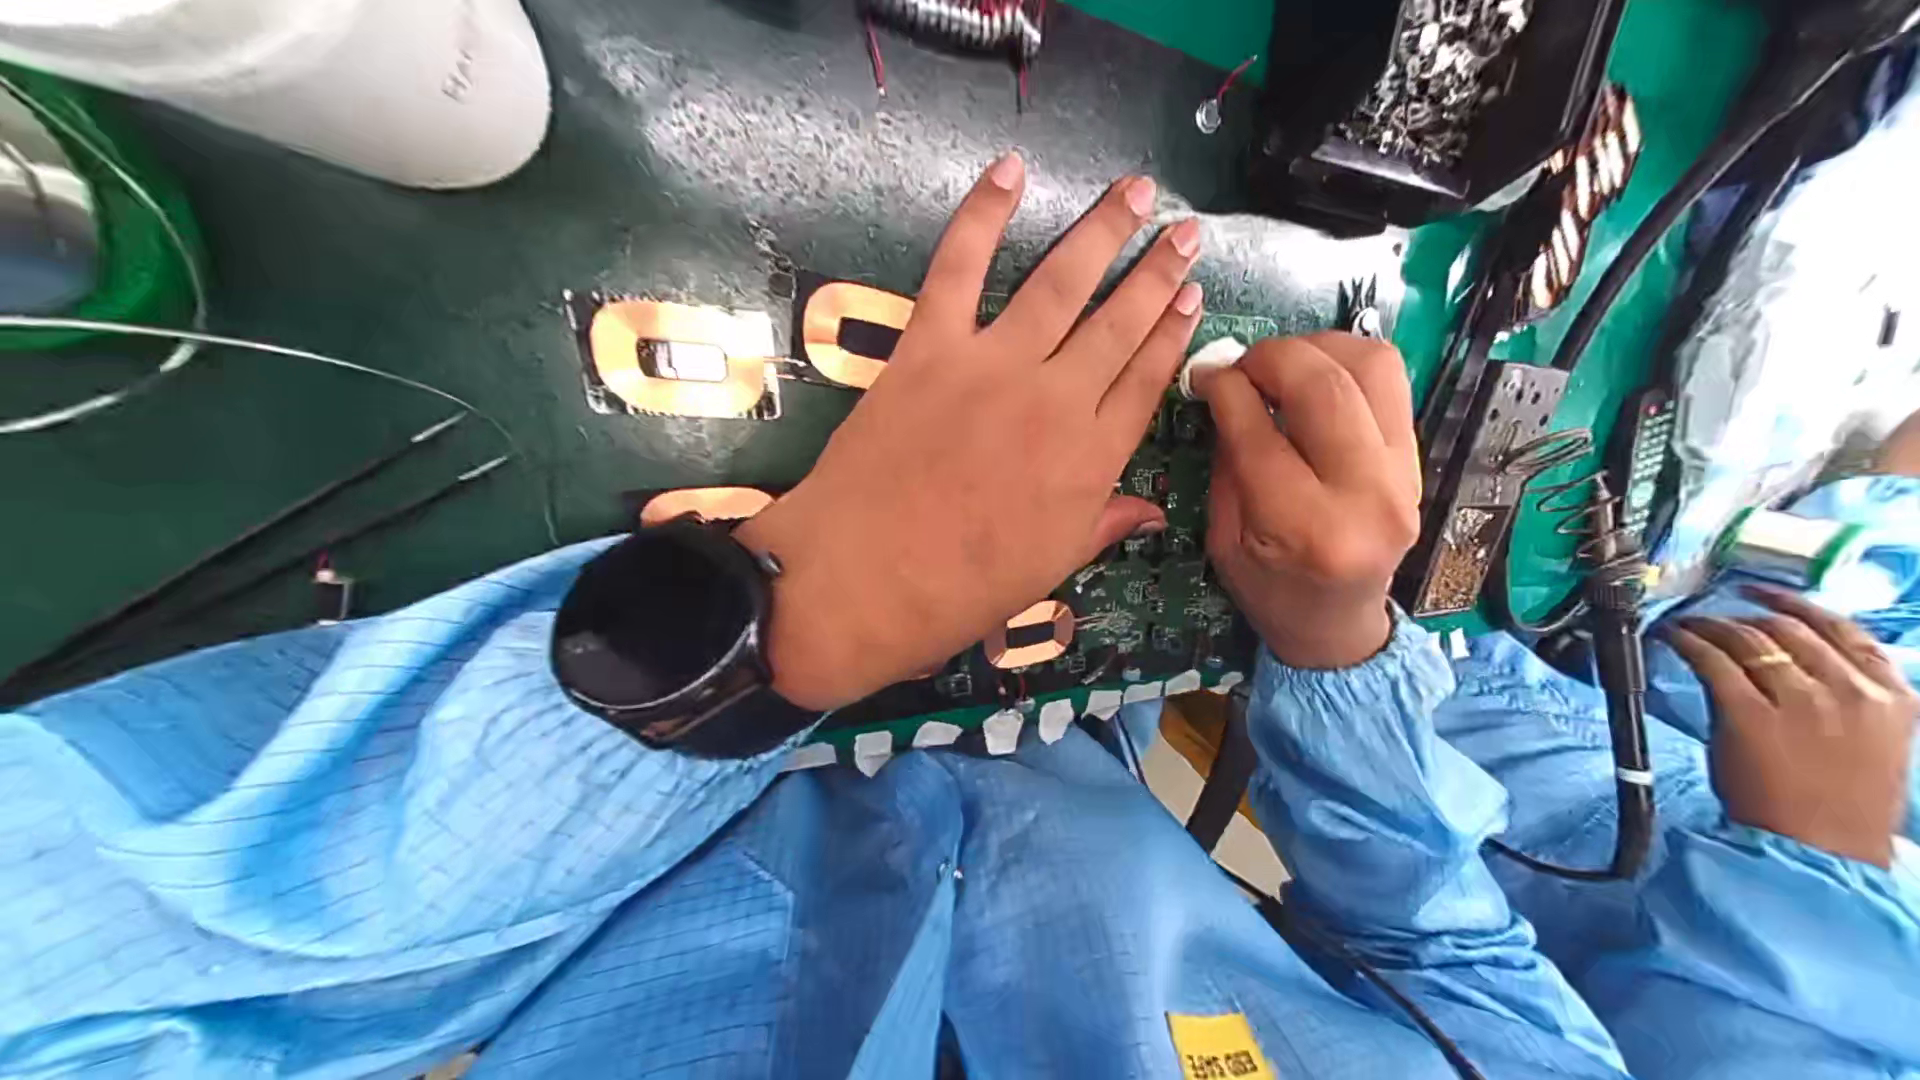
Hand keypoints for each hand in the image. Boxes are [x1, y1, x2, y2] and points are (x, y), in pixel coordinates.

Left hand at [734, 153, 1204, 709]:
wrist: (862, 583)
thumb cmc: (959, 591)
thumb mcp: (1046, 569)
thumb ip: (1101, 526)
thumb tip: (1152, 512)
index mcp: (1090, 461)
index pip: (1146, 382)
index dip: (1171, 336)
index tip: (1191, 295)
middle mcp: (1056, 402)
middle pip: (1118, 324)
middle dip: (1156, 273)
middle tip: (1184, 231)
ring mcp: (992, 367)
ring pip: (1060, 284)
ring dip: (1102, 230)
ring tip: (1138, 190)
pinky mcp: (928, 349)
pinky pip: (957, 268)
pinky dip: (981, 214)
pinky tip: (1010, 172)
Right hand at [1194, 333, 1420, 668]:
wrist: (1338, 625)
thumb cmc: (1268, 591)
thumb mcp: (1224, 539)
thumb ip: (1228, 464)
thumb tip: (1225, 393)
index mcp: (1303, 529)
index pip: (1259, 433)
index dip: (1225, 391)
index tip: (1204, 377)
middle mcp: (1364, 496)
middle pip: (1325, 387)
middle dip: (1272, 357)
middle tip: (1241, 364)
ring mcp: (1403, 474)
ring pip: (1372, 367)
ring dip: (1318, 348)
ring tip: (1281, 363)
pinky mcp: (1417, 460)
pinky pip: (1389, 384)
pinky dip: (1346, 363)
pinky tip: (1313, 375)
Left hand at [1668, 585, 1916, 867]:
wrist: (1823, 840)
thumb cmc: (1841, 792)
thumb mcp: (1873, 735)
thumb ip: (1850, 694)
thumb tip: (1805, 658)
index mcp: (1892, 697)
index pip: (1844, 631)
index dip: (1794, 604)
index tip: (1760, 592)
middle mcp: (1852, 693)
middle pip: (1785, 630)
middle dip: (1740, 615)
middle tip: (1708, 613)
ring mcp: (1801, 703)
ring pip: (1745, 640)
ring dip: (1706, 625)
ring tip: (1684, 624)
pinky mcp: (1750, 714)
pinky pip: (1710, 661)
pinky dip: (1686, 642)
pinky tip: (1671, 637)